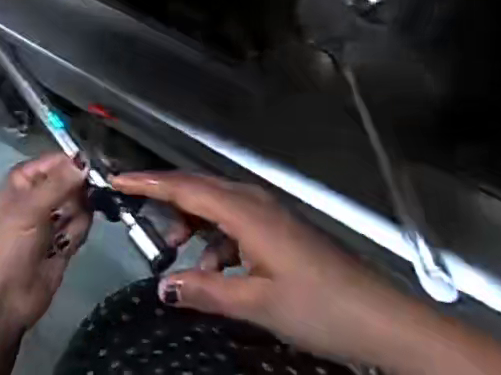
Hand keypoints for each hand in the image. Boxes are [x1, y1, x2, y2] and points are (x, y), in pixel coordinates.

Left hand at [0, 153, 89, 374]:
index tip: (94, 173)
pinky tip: (66, 245)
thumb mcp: (31, 208)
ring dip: (78, 216)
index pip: (58, 161)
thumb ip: (59, 184)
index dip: (76, 165)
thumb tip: (84, 163)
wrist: (7, 297)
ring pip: (81, 203)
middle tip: (76, 207)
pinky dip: (78, 232)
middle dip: (80, 193)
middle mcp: (40, 192)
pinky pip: (82, 225)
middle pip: (73, 180)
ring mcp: (53, 216)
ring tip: (63, 234)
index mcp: (26, 178)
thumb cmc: (11, 244)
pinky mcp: (65, 239)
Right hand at [112, 171, 500, 374]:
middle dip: (166, 202)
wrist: (384, 319)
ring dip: (193, 226)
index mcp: (244, 209)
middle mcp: (253, 200)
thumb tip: (163, 286)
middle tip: (136, 217)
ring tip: (179, 257)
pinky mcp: (279, 229)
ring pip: (216, 206)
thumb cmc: (318, 307)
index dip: (147, 183)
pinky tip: (215, 273)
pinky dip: (216, 241)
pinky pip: (234, 222)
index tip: (116, 180)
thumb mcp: (256, 303)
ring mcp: (269, 212)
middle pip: (198, 189)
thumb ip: (206, 290)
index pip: (184, 187)